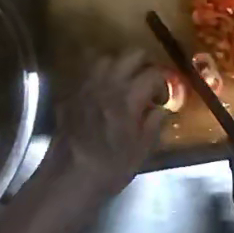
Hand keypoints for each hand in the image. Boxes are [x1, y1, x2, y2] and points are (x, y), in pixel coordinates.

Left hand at [42, 51, 168, 198]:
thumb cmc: (110, 169)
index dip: (164, 82)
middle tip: (148, 81)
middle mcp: (107, 84)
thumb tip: (162, 110)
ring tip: (124, 82)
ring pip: (106, 58)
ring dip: (119, 65)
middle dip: (144, 64)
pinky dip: (98, 77)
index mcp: (129, 97)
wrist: (69, 178)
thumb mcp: (141, 151)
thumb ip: (154, 125)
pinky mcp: (71, 94)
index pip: (153, 73)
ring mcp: (86, 86)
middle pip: (131, 54)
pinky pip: (87, 74)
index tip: (164, 96)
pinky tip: (102, 93)